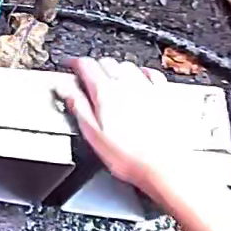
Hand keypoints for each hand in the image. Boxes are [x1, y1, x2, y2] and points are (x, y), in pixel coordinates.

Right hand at [62, 57, 193, 202]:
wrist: (166, 168)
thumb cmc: (130, 157)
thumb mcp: (92, 134)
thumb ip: (77, 106)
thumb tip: (64, 89)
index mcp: (106, 92)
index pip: (86, 65)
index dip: (74, 63)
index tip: (69, 66)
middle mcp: (127, 85)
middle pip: (106, 61)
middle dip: (94, 66)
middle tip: (87, 77)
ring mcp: (148, 88)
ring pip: (127, 65)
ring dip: (116, 69)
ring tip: (110, 79)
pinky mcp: (165, 95)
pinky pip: (151, 73)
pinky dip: (141, 72)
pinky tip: (139, 79)